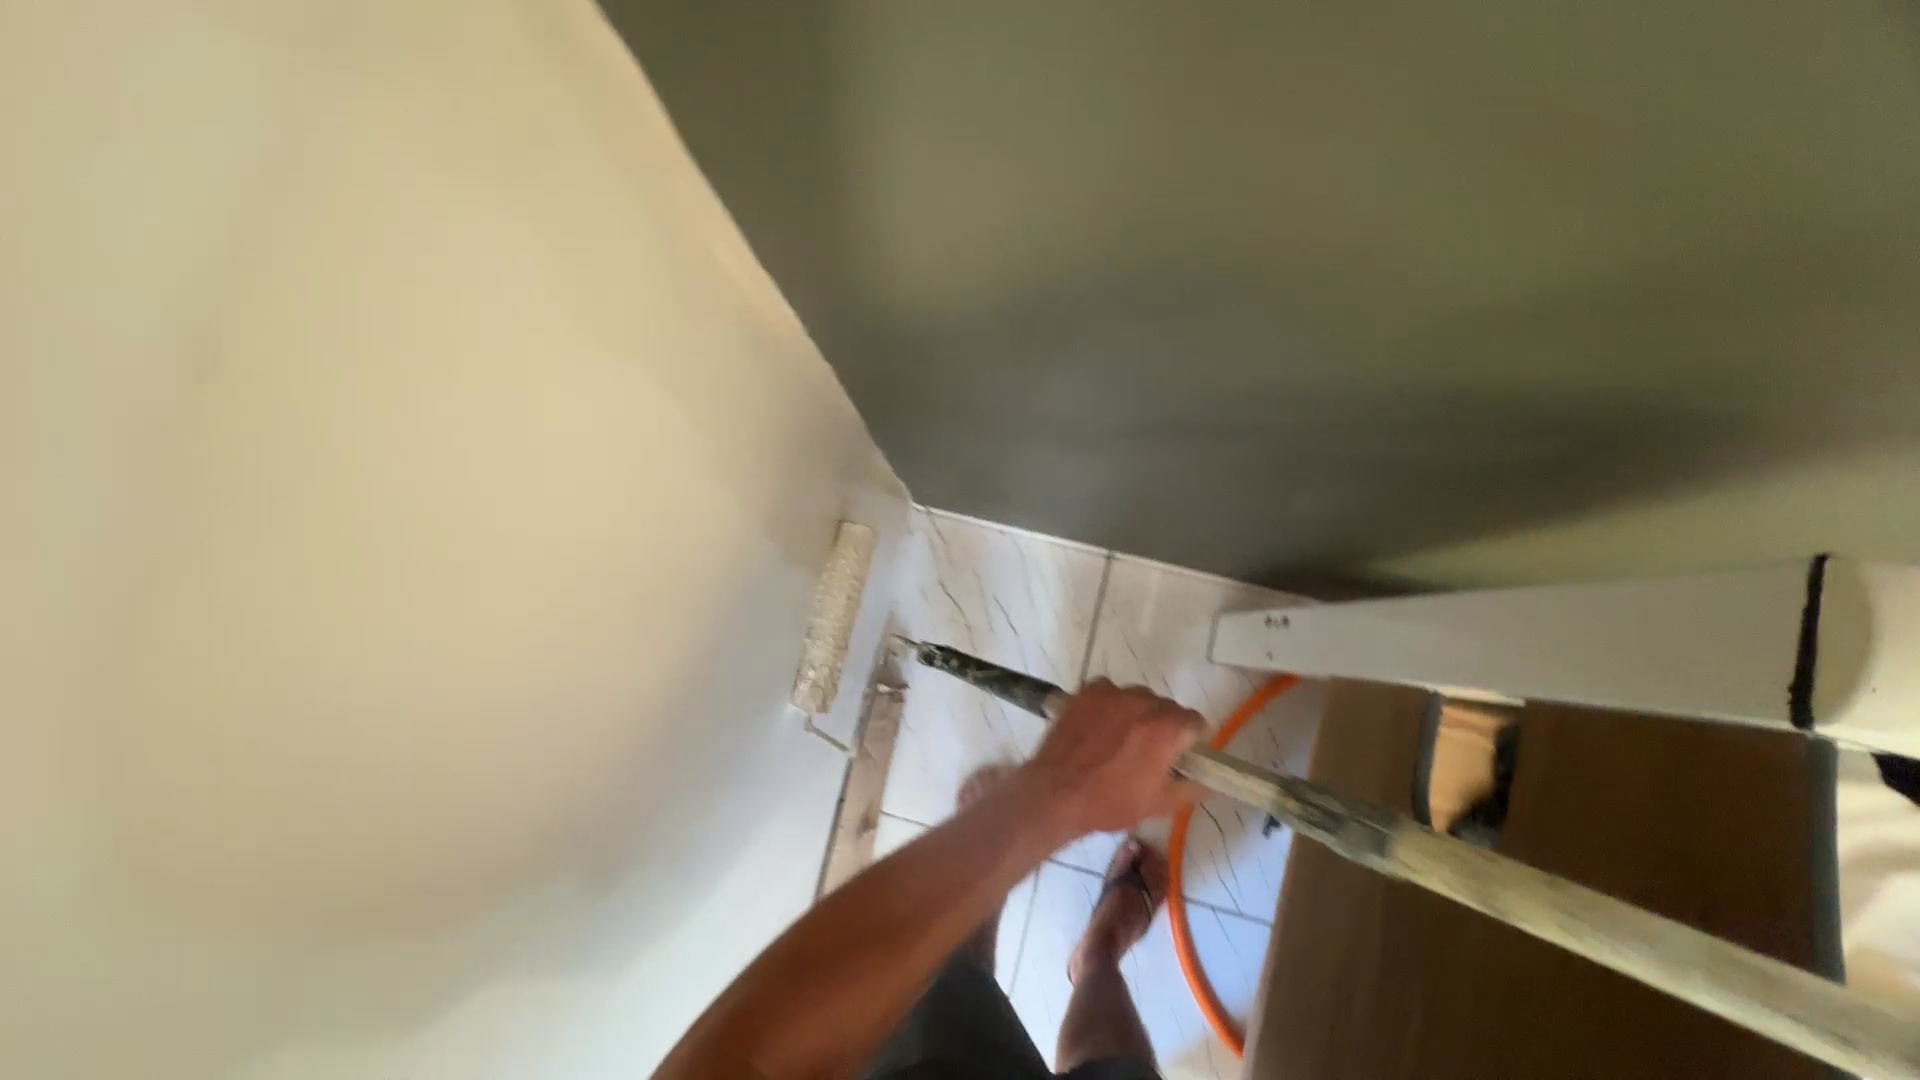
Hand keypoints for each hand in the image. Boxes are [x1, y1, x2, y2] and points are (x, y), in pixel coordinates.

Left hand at [1019, 679, 1206, 836]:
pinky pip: (1110, 692)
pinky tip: (1099, 727)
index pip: (1195, 721)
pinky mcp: (1087, 691)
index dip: (1190, 738)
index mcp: (1166, 728)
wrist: (1055, 792)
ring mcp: (1112, 693)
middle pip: (1166, 707)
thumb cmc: (1110, 801)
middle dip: (1163, 726)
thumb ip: (1191, 788)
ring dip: (1137, 713)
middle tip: (1147, 752)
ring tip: (1119, 739)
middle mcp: (1143, 702)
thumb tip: (1208, 780)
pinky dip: (1110, 705)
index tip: (1180, 755)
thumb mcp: (1159, 804)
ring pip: (1138, 697)